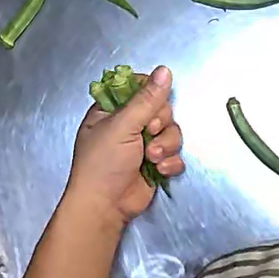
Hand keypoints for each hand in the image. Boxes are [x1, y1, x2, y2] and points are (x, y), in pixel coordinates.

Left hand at [63, 65, 184, 227]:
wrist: (105, 207)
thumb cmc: (103, 164)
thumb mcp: (123, 126)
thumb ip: (147, 99)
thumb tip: (165, 71)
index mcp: (112, 110)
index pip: (140, 88)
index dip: (151, 94)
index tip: (150, 105)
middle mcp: (129, 124)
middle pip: (162, 110)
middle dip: (160, 124)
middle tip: (148, 134)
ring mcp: (143, 145)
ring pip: (172, 132)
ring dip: (166, 145)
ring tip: (152, 158)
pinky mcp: (156, 164)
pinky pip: (175, 154)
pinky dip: (171, 162)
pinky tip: (159, 170)